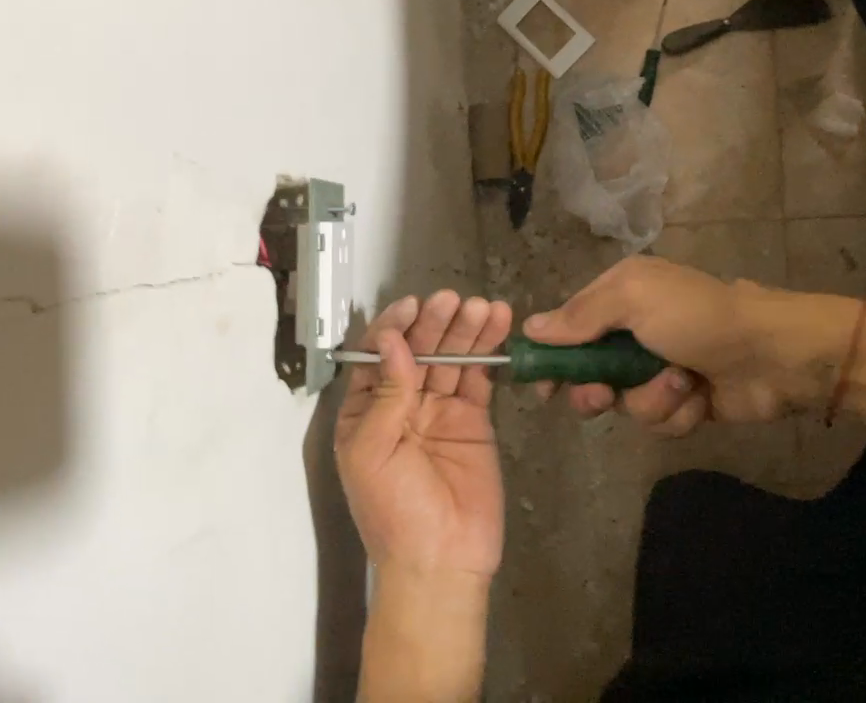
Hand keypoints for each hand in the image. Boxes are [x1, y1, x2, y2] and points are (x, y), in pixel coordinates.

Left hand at [336, 290, 510, 578]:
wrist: (441, 562)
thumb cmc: (393, 511)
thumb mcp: (373, 453)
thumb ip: (386, 395)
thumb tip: (392, 341)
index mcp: (366, 411)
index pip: (378, 356)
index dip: (394, 328)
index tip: (413, 307)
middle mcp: (402, 403)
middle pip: (418, 351)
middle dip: (435, 324)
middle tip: (455, 302)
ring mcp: (440, 409)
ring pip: (452, 358)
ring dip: (466, 330)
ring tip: (485, 307)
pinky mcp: (474, 419)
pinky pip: (479, 378)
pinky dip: (489, 353)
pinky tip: (499, 326)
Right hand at [525, 256, 832, 435]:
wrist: (774, 354)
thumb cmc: (698, 317)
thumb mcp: (634, 298)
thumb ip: (581, 315)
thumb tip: (531, 328)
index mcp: (620, 298)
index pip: (568, 329)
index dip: (553, 358)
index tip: (543, 385)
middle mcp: (635, 333)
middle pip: (590, 375)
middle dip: (598, 390)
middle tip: (607, 394)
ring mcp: (659, 370)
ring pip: (626, 405)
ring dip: (651, 400)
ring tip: (682, 382)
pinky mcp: (684, 403)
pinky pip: (659, 422)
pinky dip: (678, 414)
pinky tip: (700, 397)